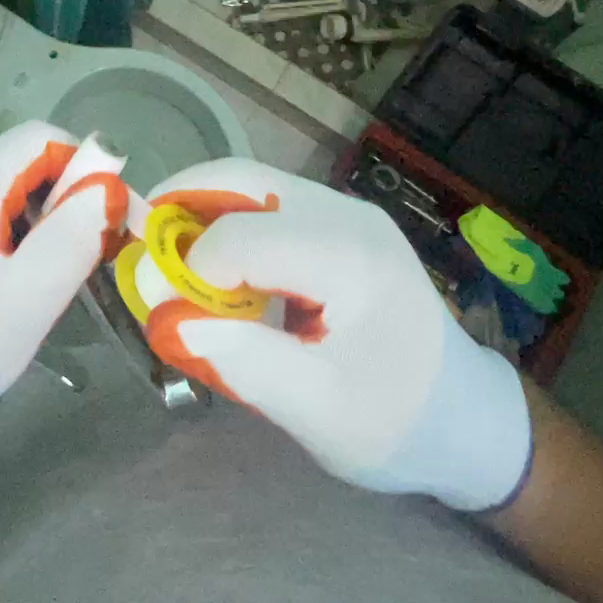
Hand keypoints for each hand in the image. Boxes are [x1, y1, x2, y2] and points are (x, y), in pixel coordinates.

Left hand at [0, 121, 117, 481]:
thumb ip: (75, 230)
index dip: (83, 168)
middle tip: (71, 261)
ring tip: (33, 276)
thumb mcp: (33, 297)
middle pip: (19, 158)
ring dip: (30, 216)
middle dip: (57, 198)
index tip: (101, 222)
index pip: (42, 136)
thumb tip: (107, 176)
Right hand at [141, 159, 531, 510]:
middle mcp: (348, 215)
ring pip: (252, 184)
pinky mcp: (338, 223)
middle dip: (181, 203)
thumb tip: (163, 317)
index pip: (245, 237)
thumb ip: (240, 361)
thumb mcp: (318, 412)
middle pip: (245, 180)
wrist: (465, 419)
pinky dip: (226, 221)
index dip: (190, 267)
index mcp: (352, 258)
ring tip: (166, 254)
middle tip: (137, 242)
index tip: (164, 310)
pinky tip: (210, 260)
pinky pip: (267, 203)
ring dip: (200, 209)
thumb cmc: (395, 423)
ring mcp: (346, 213)